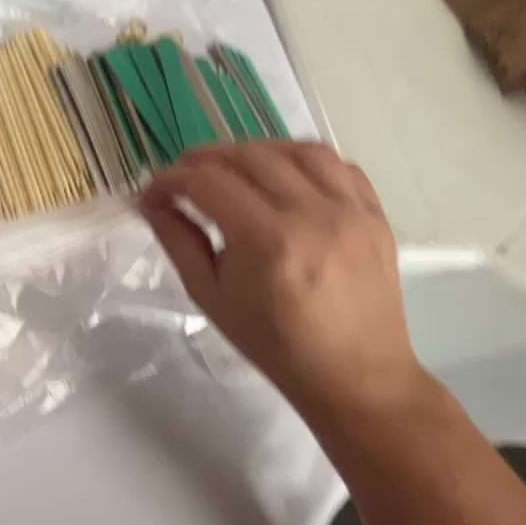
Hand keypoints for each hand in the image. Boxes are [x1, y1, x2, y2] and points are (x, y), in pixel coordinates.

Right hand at [140, 141, 429, 424]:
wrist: (354, 374)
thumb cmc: (271, 340)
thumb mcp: (207, 293)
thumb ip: (178, 240)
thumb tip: (150, 203)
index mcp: (268, 240)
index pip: (206, 182)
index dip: (169, 180)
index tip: (150, 195)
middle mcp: (314, 216)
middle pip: (248, 156)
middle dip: (203, 160)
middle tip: (180, 179)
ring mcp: (352, 213)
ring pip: (297, 150)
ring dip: (253, 150)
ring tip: (230, 168)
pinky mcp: (375, 217)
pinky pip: (339, 166)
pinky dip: (302, 160)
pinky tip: (280, 176)